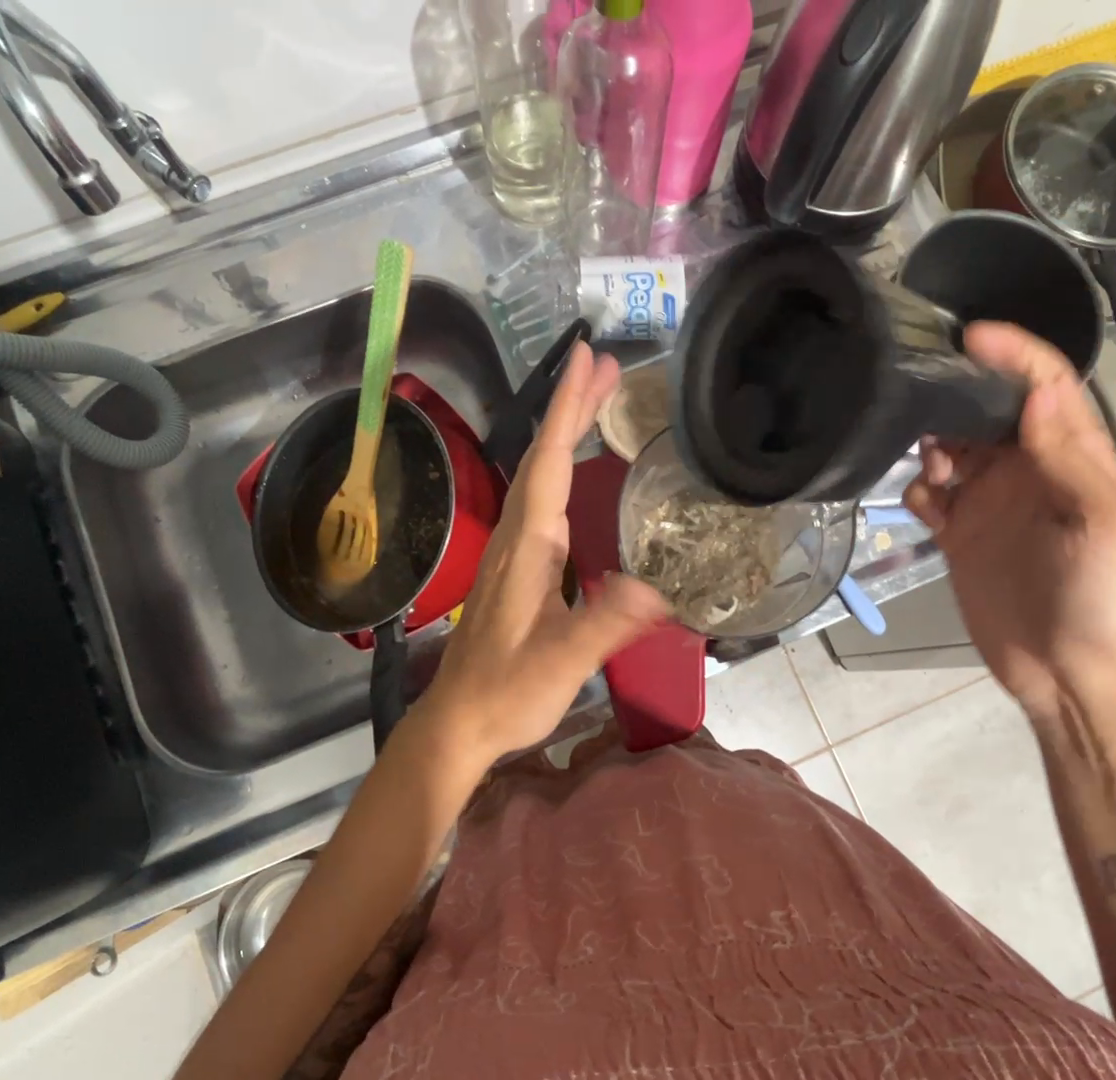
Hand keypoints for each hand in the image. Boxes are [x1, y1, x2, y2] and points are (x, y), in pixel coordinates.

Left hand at [413, 343, 668, 760]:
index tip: (586, 361)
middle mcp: (517, 537)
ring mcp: (515, 552)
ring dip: (566, 432)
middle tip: (603, 363)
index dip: (567, 412)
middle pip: (544, 458)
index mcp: (527, 547)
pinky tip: (579, 474)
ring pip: (541, 476)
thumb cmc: (507, 692)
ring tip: (597, 398)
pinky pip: (543, 500)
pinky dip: (563, 469)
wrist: (460, 722)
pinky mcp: (520, 568)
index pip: (549, 465)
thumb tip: (654, 587)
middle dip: (571, 407)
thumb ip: (601, 625)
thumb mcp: (560, 663)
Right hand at [905, 323, 1115, 717]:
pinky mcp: (960, 533)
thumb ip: (1071, 458)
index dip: (1015, 355)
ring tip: (934, 468)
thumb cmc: (1099, 598)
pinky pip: (930, 493)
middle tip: (933, 409)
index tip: (971, 336)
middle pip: (989, 410)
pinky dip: (920, 489)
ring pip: (953, 446)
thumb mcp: (1102, 524)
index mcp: (1075, 458)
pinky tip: (926, 506)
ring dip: (935, 443)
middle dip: (960, 400)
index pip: (1046, 387)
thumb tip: (1037, 390)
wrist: (1064, 670)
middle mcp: (1029, 470)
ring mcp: (991, 502)